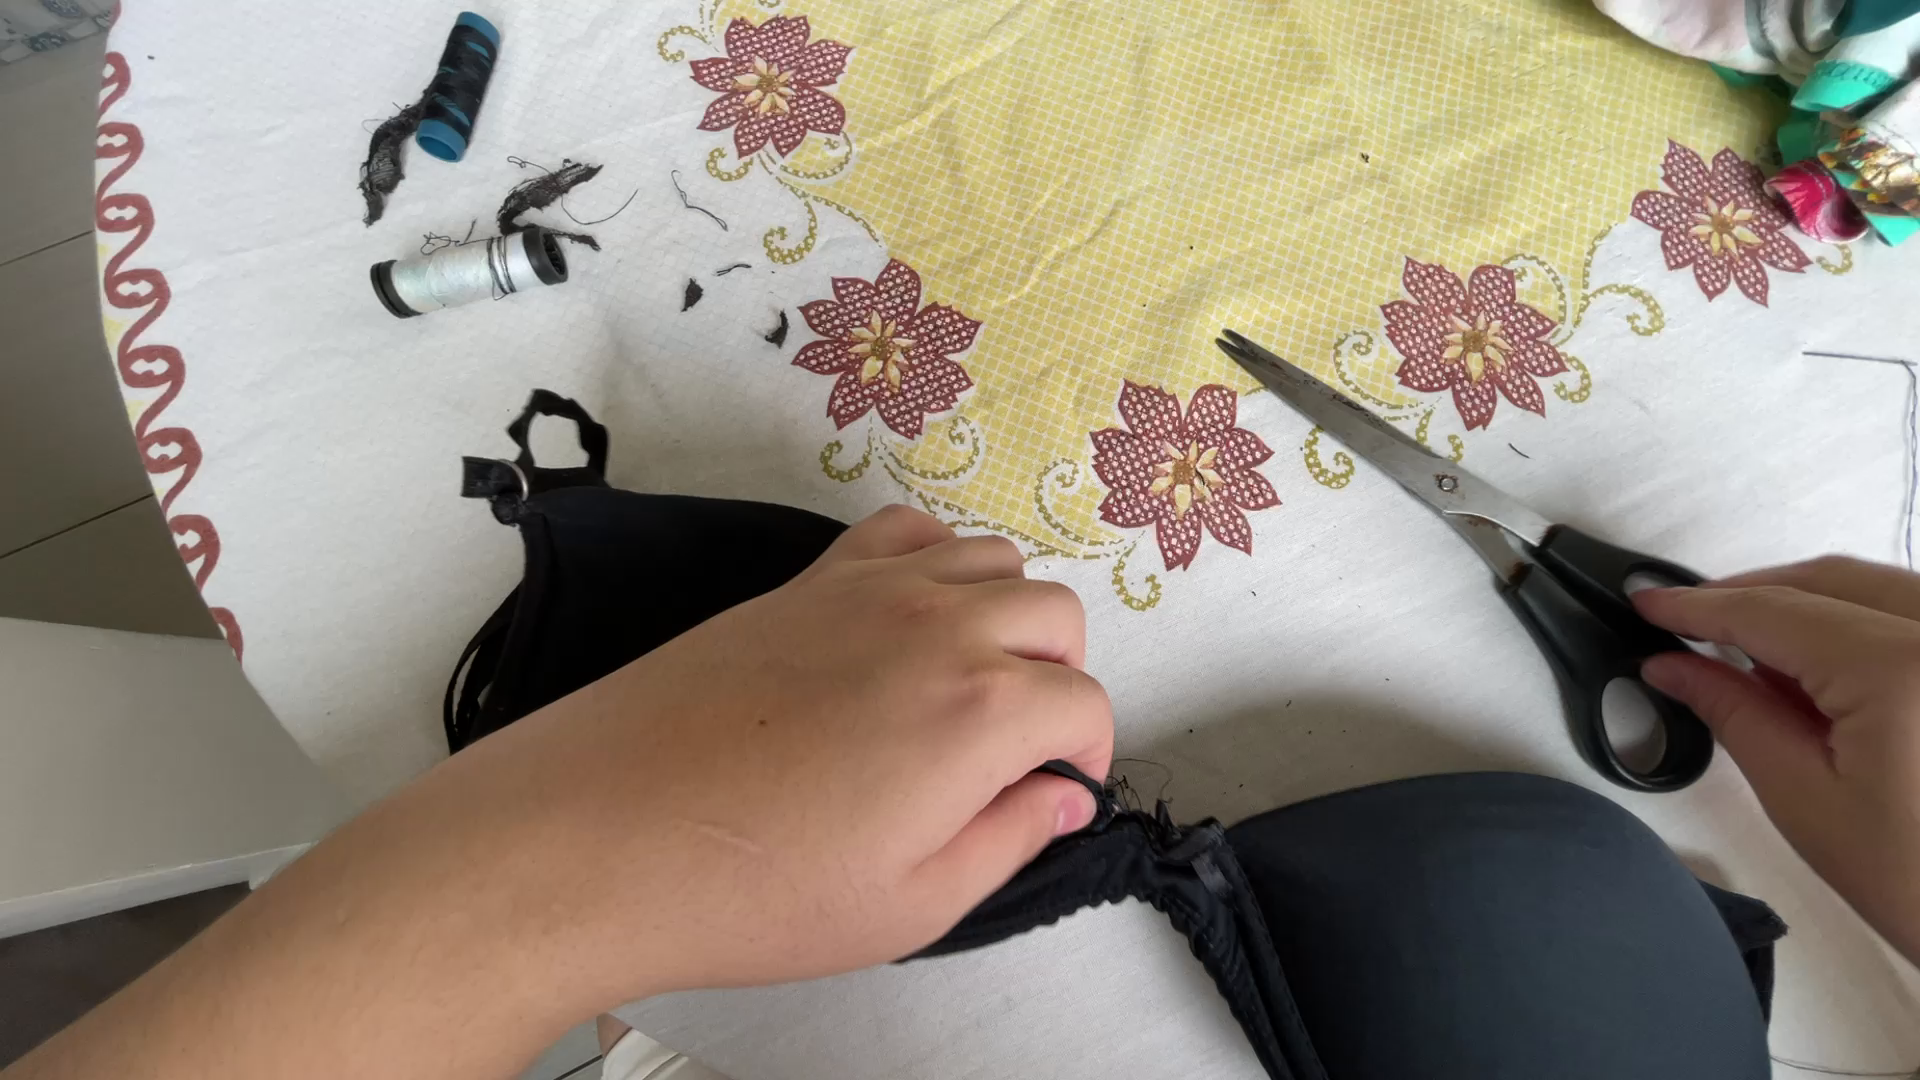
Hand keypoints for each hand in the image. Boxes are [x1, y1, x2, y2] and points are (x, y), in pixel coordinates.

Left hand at [5, 506, 1112, 1079]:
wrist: (606, 826)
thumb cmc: (764, 887)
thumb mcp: (915, 904)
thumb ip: (1012, 837)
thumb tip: (1065, 795)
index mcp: (982, 711)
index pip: (1085, 705)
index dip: (1087, 752)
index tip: (1056, 787)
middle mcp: (945, 626)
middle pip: (1056, 616)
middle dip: (1060, 676)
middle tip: (1019, 737)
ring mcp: (879, 586)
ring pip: (996, 562)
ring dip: (1008, 616)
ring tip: (969, 674)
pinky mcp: (819, 573)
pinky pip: (910, 529)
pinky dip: (937, 559)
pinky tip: (913, 610)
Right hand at [1634, 556, 1919, 961]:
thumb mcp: (1806, 798)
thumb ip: (1732, 712)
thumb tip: (1669, 664)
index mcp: (1905, 672)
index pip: (1771, 612)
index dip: (1695, 606)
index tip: (1645, 602)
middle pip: (1835, 581)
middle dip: (1752, 592)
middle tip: (1690, 622)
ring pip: (1887, 590)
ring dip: (1809, 604)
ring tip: (1756, 650)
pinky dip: (1865, 624)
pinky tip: (1831, 670)